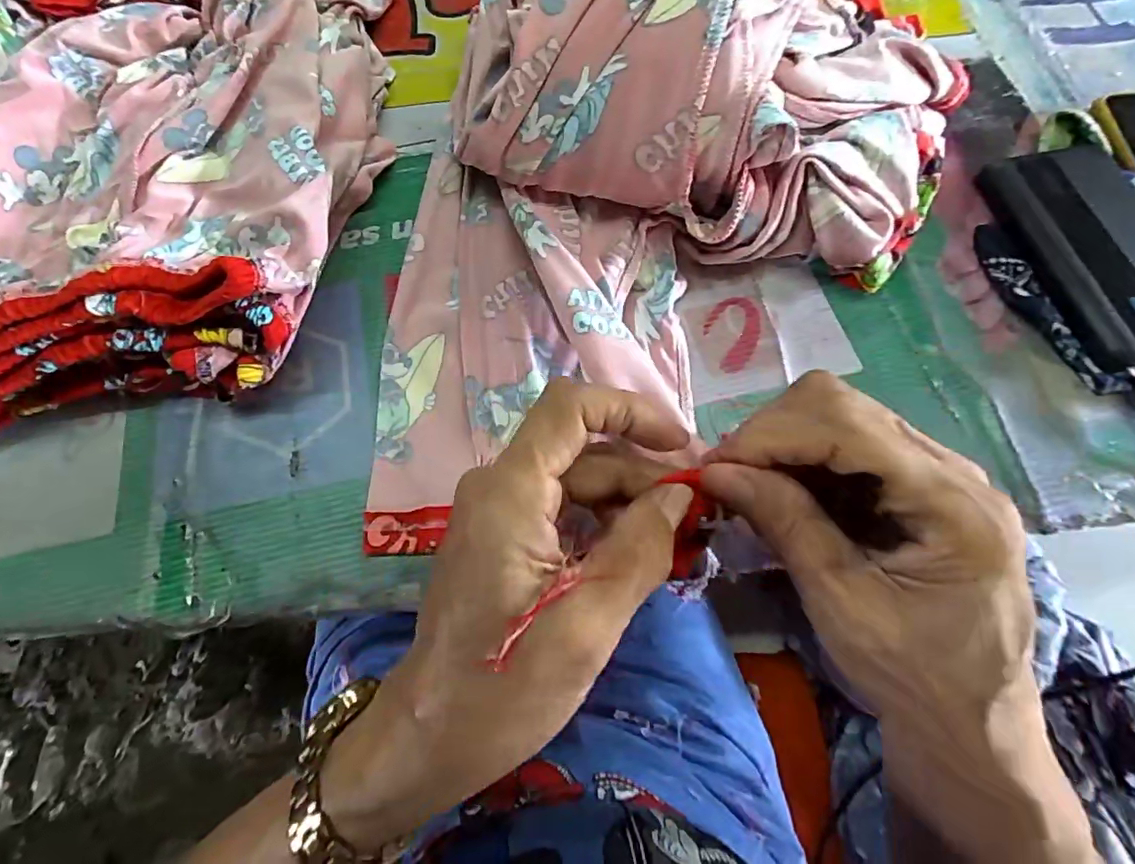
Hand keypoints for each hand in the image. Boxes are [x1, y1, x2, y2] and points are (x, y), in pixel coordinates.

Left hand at [319, 380, 692, 849]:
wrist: (434, 728)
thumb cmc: (507, 683)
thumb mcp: (588, 620)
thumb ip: (638, 548)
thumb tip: (677, 498)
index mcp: (510, 489)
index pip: (570, 407)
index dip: (631, 411)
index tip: (683, 448)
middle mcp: (498, 485)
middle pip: (581, 450)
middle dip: (642, 472)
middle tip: (700, 515)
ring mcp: (496, 510)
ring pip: (573, 481)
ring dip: (626, 502)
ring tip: (681, 540)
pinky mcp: (500, 536)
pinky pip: (558, 510)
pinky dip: (601, 524)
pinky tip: (639, 554)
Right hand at [700, 371, 1095, 863]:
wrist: (972, 725)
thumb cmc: (914, 676)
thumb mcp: (841, 601)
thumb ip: (785, 523)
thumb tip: (715, 469)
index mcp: (953, 503)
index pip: (846, 424)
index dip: (770, 435)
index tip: (717, 468)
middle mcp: (953, 471)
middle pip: (839, 405)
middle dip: (770, 432)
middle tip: (728, 476)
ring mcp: (937, 473)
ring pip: (837, 414)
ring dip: (780, 442)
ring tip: (747, 483)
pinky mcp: (916, 482)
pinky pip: (844, 441)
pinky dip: (797, 457)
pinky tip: (778, 490)